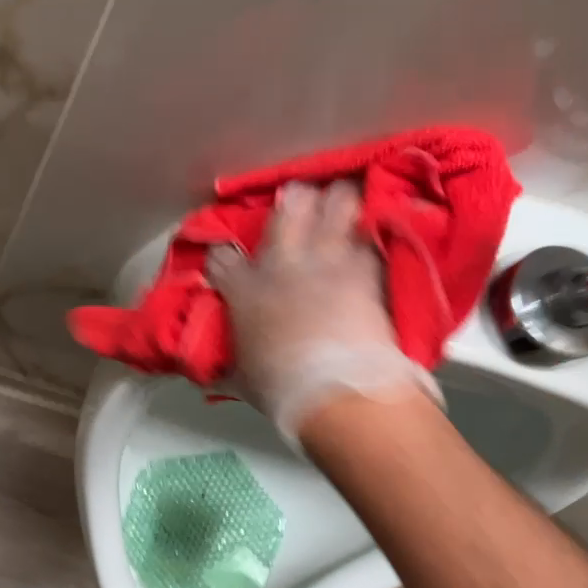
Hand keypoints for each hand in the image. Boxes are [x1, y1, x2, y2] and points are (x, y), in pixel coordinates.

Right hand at [204, 180, 437, 437]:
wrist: (336, 391)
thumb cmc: (279, 388)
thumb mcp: (240, 376)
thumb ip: (228, 361)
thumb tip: (215, 370)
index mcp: (243, 291)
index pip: (222, 258)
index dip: (222, 254)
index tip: (225, 257)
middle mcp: (282, 266)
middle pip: (286, 212)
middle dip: (292, 200)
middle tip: (299, 197)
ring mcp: (327, 263)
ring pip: (335, 208)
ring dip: (337, 201)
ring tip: (341, 197)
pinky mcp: (366, 272)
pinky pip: (370, 239)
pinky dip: (370, 233)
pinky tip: (371, 232)